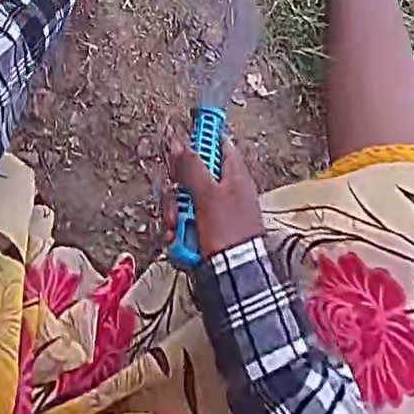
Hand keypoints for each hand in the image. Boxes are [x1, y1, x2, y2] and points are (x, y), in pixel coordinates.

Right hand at [168, 131, 264, 256]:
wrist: (236, 281)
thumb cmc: (230, 234)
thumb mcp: (208, 195)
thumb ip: (192, 166)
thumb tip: (179, 141)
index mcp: (235, 174)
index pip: (218, 141)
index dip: (201, 134)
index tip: (183, 131)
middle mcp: (226, 189)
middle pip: (195, 170)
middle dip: (181, 183)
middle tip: (179, 192)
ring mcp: (215, 210)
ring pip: (185, 195)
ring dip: (177, 210)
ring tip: (179, 225)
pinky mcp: (205, 229)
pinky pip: (185, 218)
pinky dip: (179, 227)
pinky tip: (179, 237)